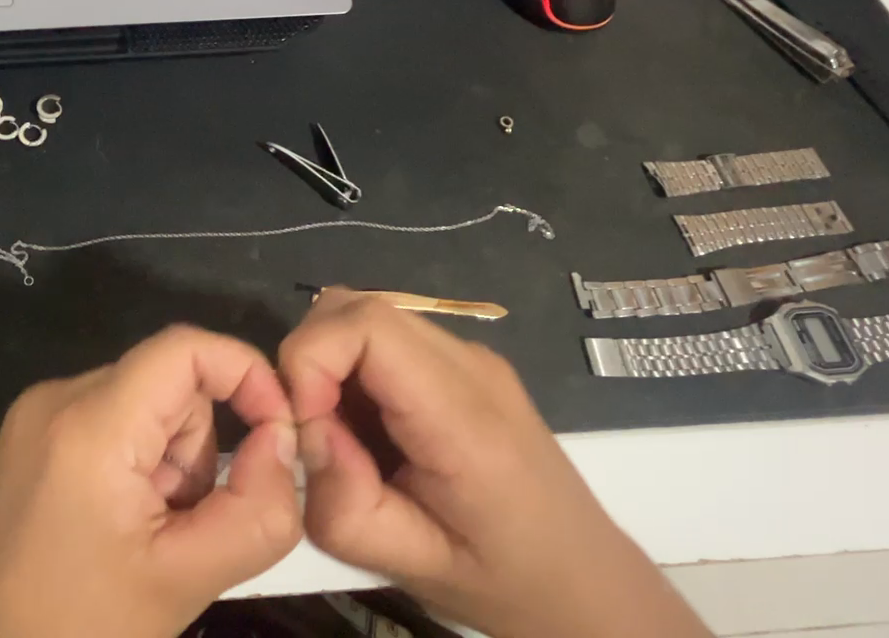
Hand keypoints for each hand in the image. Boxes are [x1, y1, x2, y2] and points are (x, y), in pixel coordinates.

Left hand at [0, 325, 302, 637]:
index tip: (277, 430)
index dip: (245, 371)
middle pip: (169, 382)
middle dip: (196, 448)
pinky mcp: (31, 435)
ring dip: (169, 462)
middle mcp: (57, 397)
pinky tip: (116, 523)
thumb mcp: (184, 580)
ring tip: (142, 531)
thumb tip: (283, 442)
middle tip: (178, 523)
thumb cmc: (76, 629)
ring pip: (146, 404)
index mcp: (90, 423)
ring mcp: (38, 414)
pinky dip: (137, 463)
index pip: (185, 348)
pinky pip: (113, 421)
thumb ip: (255, 512)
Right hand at [280, 291, 710, 637]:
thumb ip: (342, 506)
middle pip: (357, 309)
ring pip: (363, 316)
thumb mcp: (409, 565)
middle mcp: (468, 364)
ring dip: (329, 365)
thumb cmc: (501, 580)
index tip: (305, 425)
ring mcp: (468, 354)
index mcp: (463, 417)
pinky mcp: (461, 359)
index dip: (311, 358)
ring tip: (343, 433)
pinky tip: (371, 426)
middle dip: (311, 360)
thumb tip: (303, 435)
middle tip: (317, 431)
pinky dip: (351, 369)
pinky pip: (383, 336)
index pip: (366, 325)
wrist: (584, 579)